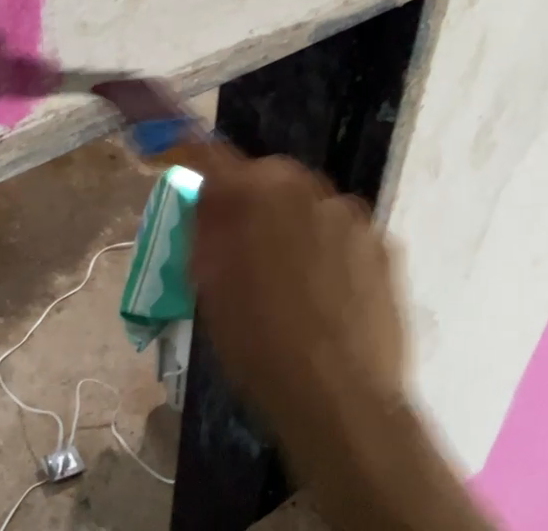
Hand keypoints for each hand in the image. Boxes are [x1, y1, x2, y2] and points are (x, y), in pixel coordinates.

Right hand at [155, 140, 408, 440]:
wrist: (337, 396)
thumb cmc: (253, 337)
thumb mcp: (205, 278)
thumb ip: (205, 223)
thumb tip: (206, 197)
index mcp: (248, 191)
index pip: (206, 153)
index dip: (181, 152)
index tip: (163, 159)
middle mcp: (301, 188)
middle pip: (264, 174)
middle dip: (245, 194)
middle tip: (231, 232)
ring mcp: (349, 216)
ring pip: (306, 202)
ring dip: (287, 219)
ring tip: (281, 266)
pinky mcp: (384, 247)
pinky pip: (340, 231)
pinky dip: (324, 244)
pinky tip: (319, 286)